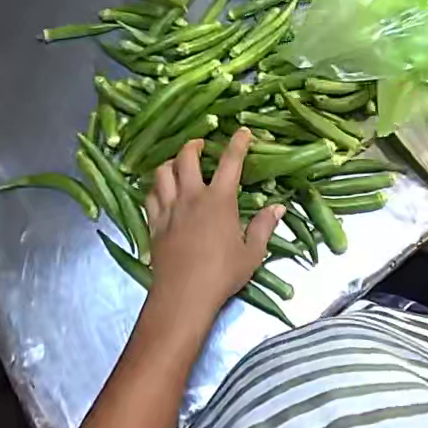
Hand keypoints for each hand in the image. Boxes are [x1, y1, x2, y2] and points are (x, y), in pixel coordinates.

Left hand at [142, 129, 283, 327]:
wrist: (183, 296)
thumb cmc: (223, 274)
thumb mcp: (252, 252)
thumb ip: (264, 226)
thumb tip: (278, 208)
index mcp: (219, 200)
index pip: (230, 162)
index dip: (238, 143)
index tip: (242, 131)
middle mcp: (192, 197)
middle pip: (186, 158)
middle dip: (193, 145)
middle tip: (200, 144)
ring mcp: (169, 209)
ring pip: (162, 173)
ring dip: (170, 163)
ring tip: (178, 164)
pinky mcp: (154, 224)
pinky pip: (150, 196)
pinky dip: (155, 187)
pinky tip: (161, 191)